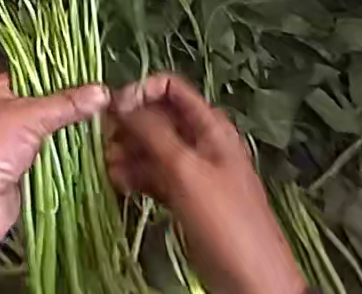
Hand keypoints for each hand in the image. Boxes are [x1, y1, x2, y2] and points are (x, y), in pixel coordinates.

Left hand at [0, 73, 109, 244]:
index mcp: (0, 87)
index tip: (94, 77)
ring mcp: (15, 141)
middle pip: (46, 104)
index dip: (63, 75)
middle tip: (107, 105)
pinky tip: (95, 152)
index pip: (37, 73)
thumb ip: (66, 104)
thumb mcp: (30, 115)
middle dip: (72, 108)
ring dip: (73, 134)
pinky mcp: (24, 169)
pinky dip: (68, 157)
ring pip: (51, 132)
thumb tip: (103, 90)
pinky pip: (51, 157)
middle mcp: (7, 110)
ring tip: (108, 127)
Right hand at [109, 74, 305, 293]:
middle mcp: (199, 141)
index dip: (141, 91)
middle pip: (156, 117)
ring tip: (109, 167)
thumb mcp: (185, 169)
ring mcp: (192, 171)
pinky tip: (120, 184)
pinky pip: (153, 175)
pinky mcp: (184, 197)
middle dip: (129, 125)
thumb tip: (119, 100)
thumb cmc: (224, 221)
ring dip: (128, 152)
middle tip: (105, 140)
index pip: (169, 88)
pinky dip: (136, 176)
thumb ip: (151, 131)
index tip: (115, 108)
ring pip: (151, 147)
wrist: (256, 289)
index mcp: (209, 126)